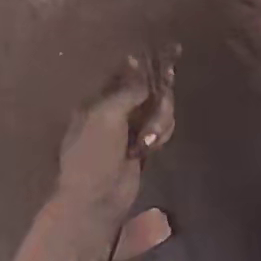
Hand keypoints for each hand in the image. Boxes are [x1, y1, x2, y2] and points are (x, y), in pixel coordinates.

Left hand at [54, 57, 171, 212]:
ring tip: (150, 139)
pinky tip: (153, 145)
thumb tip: (142, 68)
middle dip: (157, 99)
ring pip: (157, 110)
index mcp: (97, 100)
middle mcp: (113, 110)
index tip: (166, 61)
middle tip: (163, 105)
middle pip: (146, 91)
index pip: (124, 74)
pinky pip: (160, 128)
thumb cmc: (94, 154)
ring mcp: (128, 128)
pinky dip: (161, 133)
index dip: (143, 67)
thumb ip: (127, 91)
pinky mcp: (142, 146)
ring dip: (159, 121)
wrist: (96, 200)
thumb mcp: (106, 115)